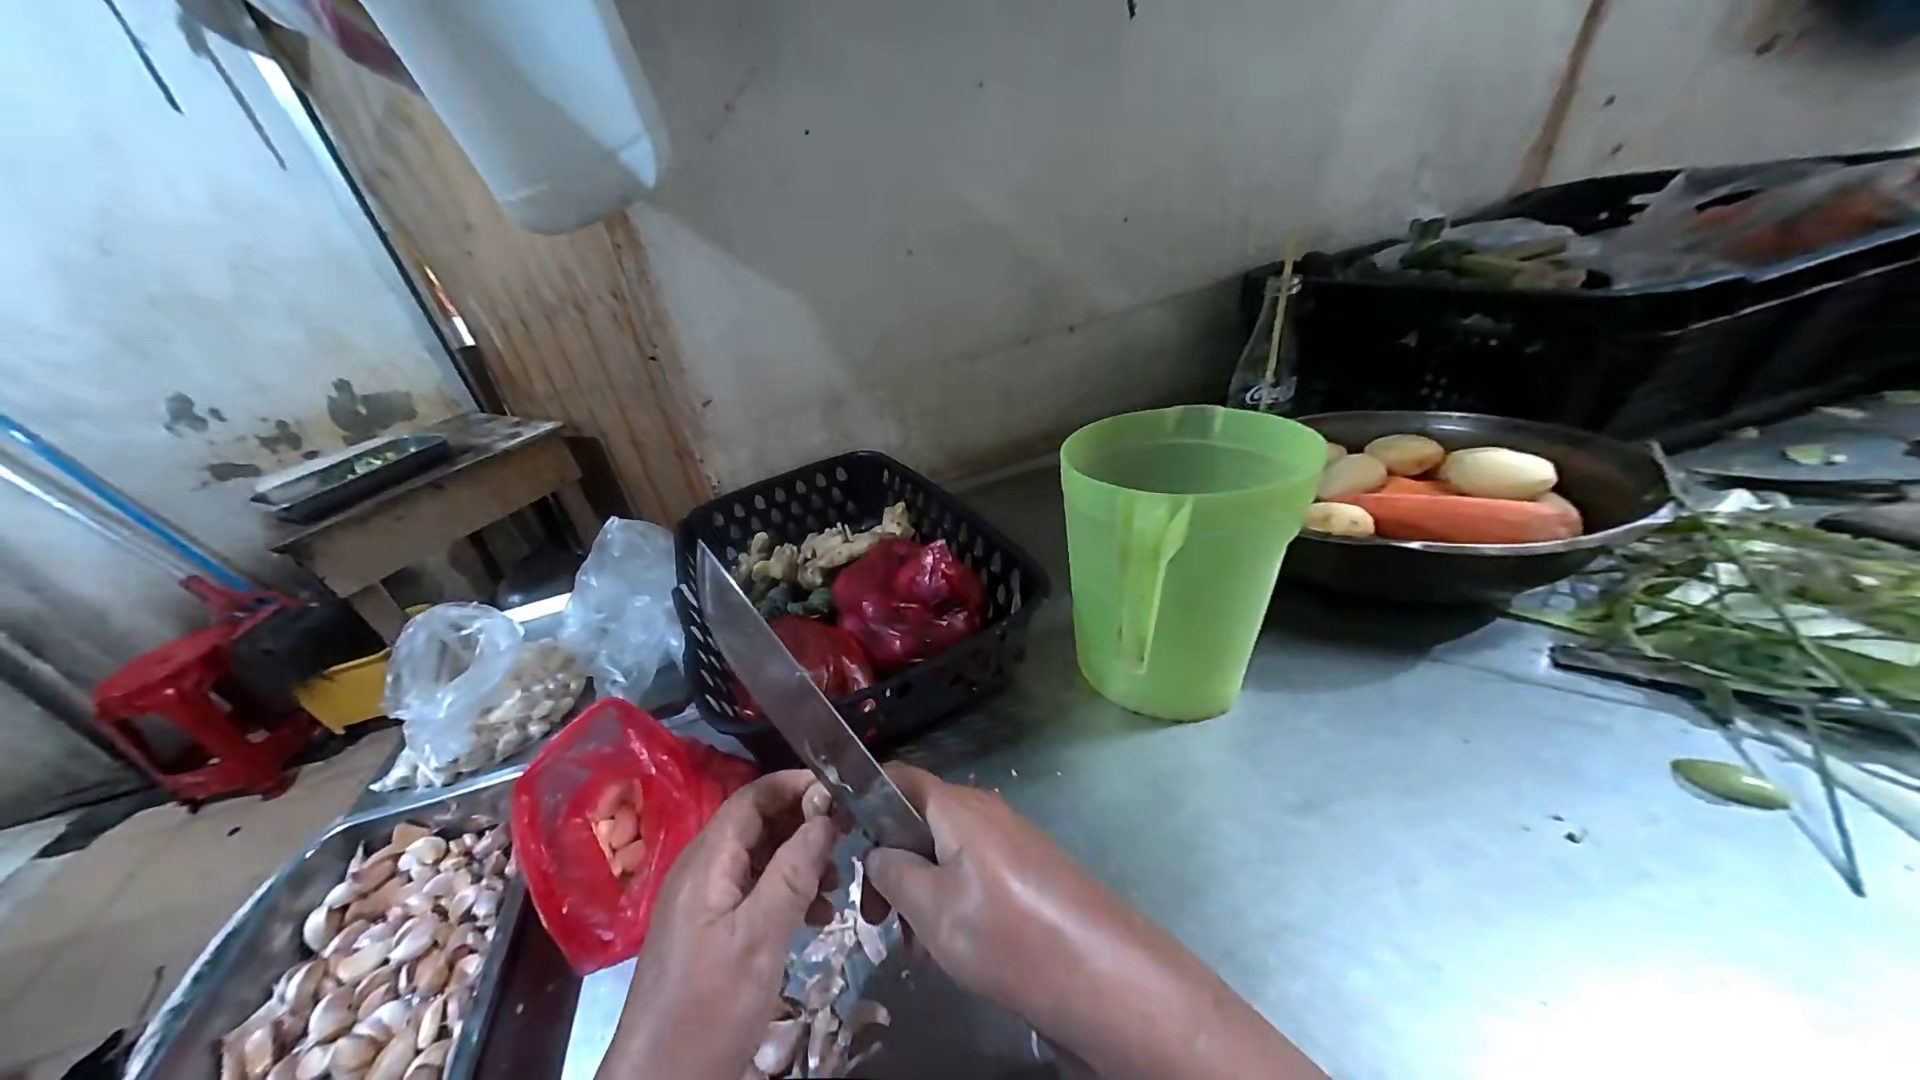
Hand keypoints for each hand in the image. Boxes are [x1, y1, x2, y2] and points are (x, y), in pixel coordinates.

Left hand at [599, 770, 835, 1079]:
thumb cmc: (709, 1008)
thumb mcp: (760, 937)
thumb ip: (794, 871)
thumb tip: (825, 814)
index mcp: (707, 861)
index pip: (753, 796)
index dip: (796, 786)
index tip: (841, 794)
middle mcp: (704, 870)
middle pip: (759, 824)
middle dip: (805, 823)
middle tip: (850, 836)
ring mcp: (706, 901)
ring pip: (761, 857)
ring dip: (802, 859)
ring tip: (839, 881)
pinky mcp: (712, 929)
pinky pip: (755, 890)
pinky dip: (789, 892)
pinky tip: (817, 915)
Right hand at [865, 766, 1325, 1079]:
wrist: (1098, 970)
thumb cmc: (1003, 933)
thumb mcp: (930, 908)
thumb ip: (893, 872)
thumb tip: (878, 852)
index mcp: (956, 806)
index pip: (898, 777)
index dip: (864, 799)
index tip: (841, 840)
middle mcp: (983, 810)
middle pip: (919, 820)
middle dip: (891, 862)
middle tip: (878, 918)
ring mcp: (1008, 838)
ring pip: (944, 851)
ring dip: (920, 889)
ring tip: (915, 944)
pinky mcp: (1026, 868)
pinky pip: (973, 870)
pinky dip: (951, 898)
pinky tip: (951, 946)